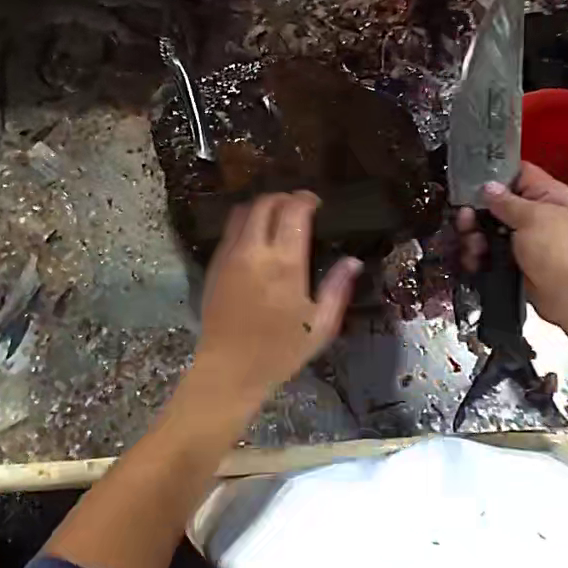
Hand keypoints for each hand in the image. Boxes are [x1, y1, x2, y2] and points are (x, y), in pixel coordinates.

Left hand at [192, 191, 362, 400]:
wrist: (228, 370)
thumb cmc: (279, 351)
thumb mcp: (321, 326)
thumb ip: (337, 289)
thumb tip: (353, 261)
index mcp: (285, 264)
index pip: (294, 212)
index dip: (306, 199)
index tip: (316, 202)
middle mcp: (254, 252)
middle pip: (266, 203)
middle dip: (284, 197)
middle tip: (298, 206)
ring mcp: (230, 256)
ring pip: (243, 211)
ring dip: (262, 206)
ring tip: (277, 215)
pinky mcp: (214, 265)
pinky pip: (230, 230)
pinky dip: (246, 222)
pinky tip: (257, 237)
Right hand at [457, 161, 567, 324]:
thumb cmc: (563, 253)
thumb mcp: (534, 218)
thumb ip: (508, 201)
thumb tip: (489, 187)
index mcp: (553, 197)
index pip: (522, 174)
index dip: (497, 175)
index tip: (474, 181)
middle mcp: (540, 217)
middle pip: (501, 205)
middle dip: (480, 211)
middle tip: (466, 218)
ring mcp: (529, 242)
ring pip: (493, 231)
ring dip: (476, 236)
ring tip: (473, 244)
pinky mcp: (518, 263)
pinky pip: (492, 254)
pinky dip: (480, 256)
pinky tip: (474, 259)